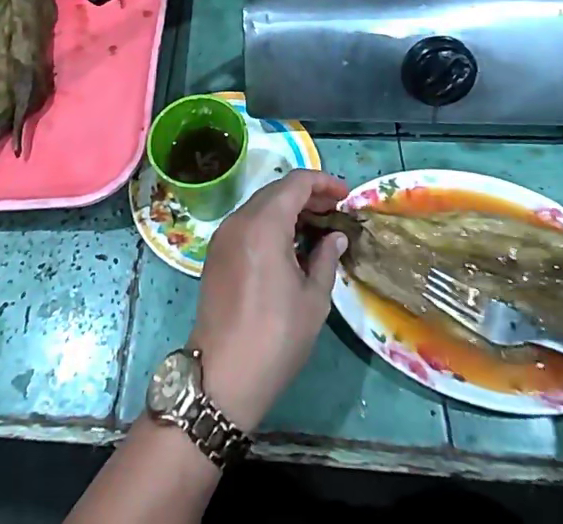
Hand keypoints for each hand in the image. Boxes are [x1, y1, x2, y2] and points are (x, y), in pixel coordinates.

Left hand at [188, 170, 350, 430]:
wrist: (222, 378)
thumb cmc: (275, 337)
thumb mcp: (314, 299)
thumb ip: (326, 258)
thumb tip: (335, 238)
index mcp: (264, 225)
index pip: (296, 182)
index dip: (324, 183)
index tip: (347, 198)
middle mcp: (239, 221)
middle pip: (276, 190)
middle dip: (308, 195)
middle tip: (336, 213)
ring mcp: (223, 237)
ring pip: (260, 206)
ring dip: (289, 209)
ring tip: (318, 228)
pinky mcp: (216, 255)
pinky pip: (247, 224)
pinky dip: (271, 223)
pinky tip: (290, 245)